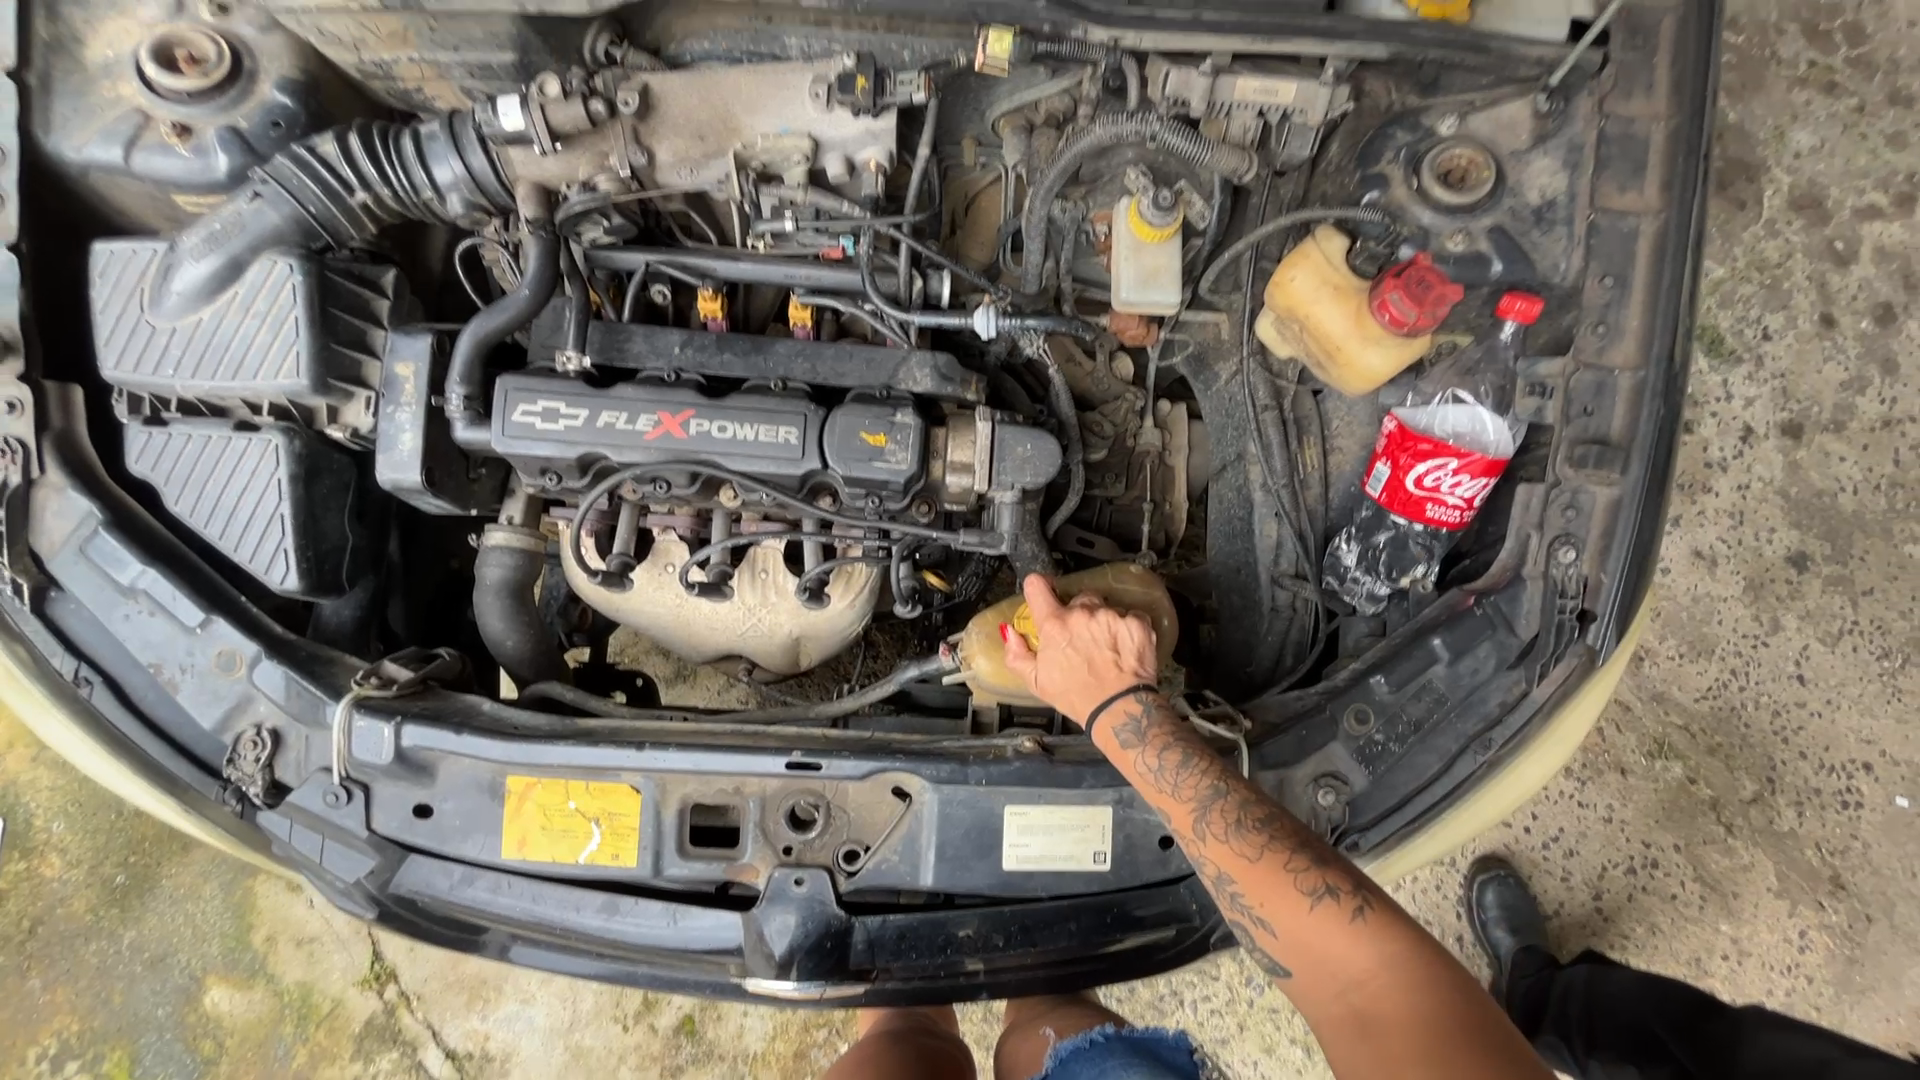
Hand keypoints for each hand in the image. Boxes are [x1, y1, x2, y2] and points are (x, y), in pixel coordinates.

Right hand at [1001, 574, 1158, 726]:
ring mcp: (1112, 615)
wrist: (1118, 709)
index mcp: (1054, 624)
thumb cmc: (1075, 696)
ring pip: (1105, 607)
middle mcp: (1083, 613)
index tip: (1045, 592)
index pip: (1037, 586)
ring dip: (1104, 621)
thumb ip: (1016, 653)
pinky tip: (1124, 647)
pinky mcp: (1137, 623)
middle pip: (1078, 598)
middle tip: (1082, 637)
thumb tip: (1010, 633)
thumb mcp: (1036, 682)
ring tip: (1106, 646)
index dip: (1039, 588)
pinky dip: (1128, 627)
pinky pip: (1130, 615)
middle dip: (1079, 613)